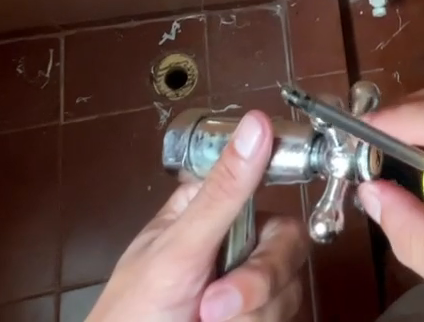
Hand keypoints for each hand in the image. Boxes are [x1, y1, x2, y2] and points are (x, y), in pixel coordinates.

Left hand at [86, 112, 307, 321]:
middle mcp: (238, 239)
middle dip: (261, 279)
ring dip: (252, 313)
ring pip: (289, 283)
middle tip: (216, 308)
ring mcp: (250, 283)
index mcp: (212, 206)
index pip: (266, 180)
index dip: (280, 204)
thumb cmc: (134, 315)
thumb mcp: (178, 250)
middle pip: (287, 240)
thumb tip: (257, 120)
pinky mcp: (260, 315)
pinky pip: (285, 313)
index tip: (269, 225)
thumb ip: (224, 191)